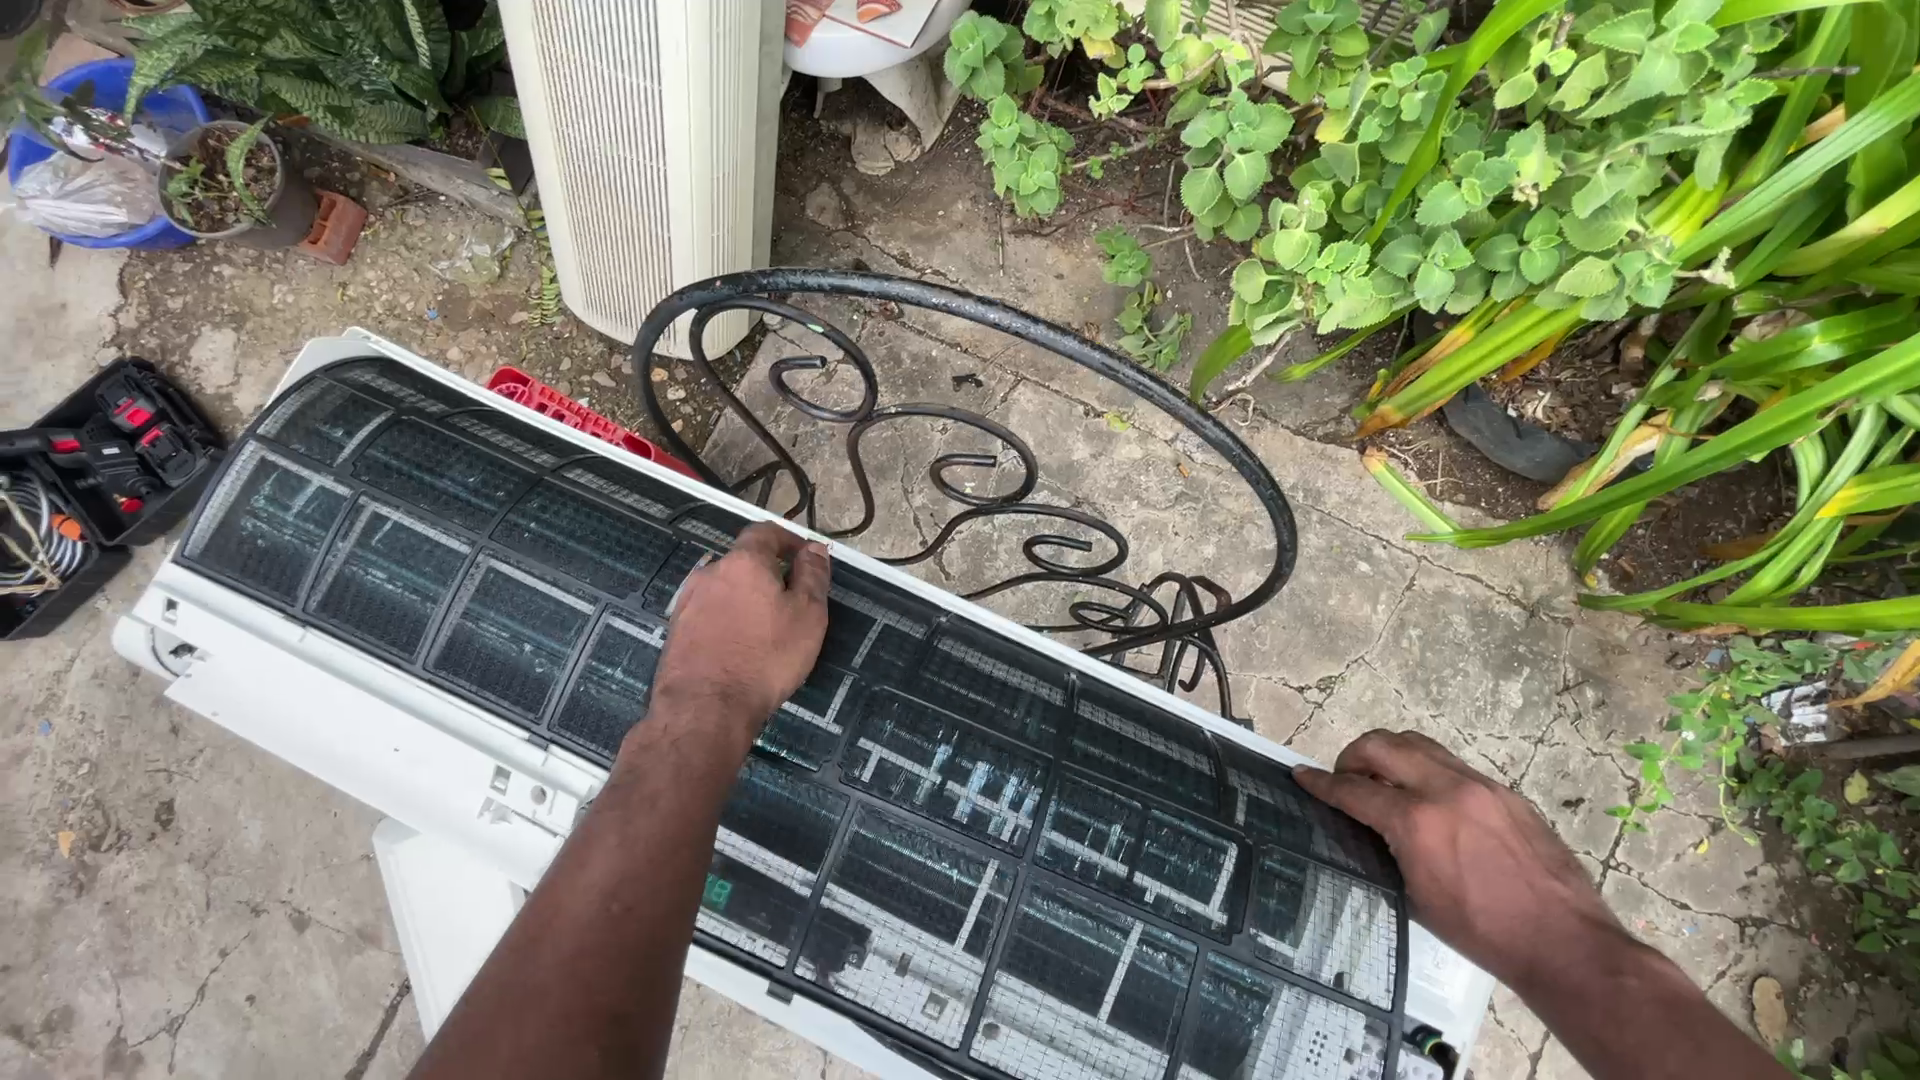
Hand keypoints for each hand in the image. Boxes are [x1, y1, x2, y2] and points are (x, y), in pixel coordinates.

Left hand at [646, 523, 830, 741]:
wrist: (705, 708)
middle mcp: (710, 573)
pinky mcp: (676, 631)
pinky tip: (739, 646)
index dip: (788, 539)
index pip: (765, 532)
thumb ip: (813, 576)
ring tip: (765, 628)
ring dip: (746, 598)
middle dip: (768, 573)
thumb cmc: (766, 657)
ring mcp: (687, 602)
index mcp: (744, 562)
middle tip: (791, 600)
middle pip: (743, 561)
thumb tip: (814, 548)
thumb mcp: (808, 615)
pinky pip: (709, 614)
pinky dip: (727, 620)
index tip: (805, 557)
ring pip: (725, 589)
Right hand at [1293, 730, 1625, 989]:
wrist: (1565, 943)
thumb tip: (1367, 823)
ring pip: (1417, 742)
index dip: (1321, 783)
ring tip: (1383, 779)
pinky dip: (1425, 768)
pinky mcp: (1505, 792)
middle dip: (1352, 756)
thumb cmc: (1482, 931)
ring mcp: (1480, 785)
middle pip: (1381, 745)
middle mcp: (1445, 790)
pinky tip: (1427, 797)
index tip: (1302, 776)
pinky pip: (1450, 762)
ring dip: (1389, 753)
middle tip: (1346, 777)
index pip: (1354, 789)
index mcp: (1417, 822)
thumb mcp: (1414, 894)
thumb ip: (1386, 846)